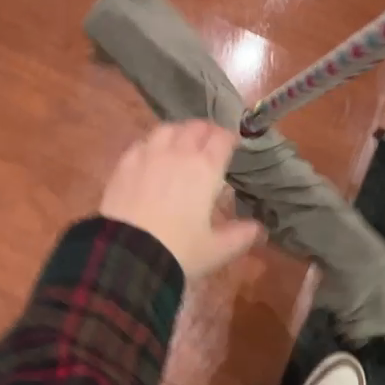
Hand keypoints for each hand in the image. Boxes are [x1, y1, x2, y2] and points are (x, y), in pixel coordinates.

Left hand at [100, 120, 263, 276]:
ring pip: (168, 129)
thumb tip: (259, 229)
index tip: (233, 142)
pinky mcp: (125, 163)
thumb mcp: (215, 250)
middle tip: (211, 141)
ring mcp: (149, 155)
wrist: (127, 256)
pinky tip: (151, 154)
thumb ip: (240, 236)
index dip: (230, 137)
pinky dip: (152, 143)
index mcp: (205, 169)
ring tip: (181, 142)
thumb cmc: (178, 252)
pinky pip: (142, 143)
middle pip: (195, 128)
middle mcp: (178, 153)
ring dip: (179, 131)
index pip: (222, 138)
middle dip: (206, 131)